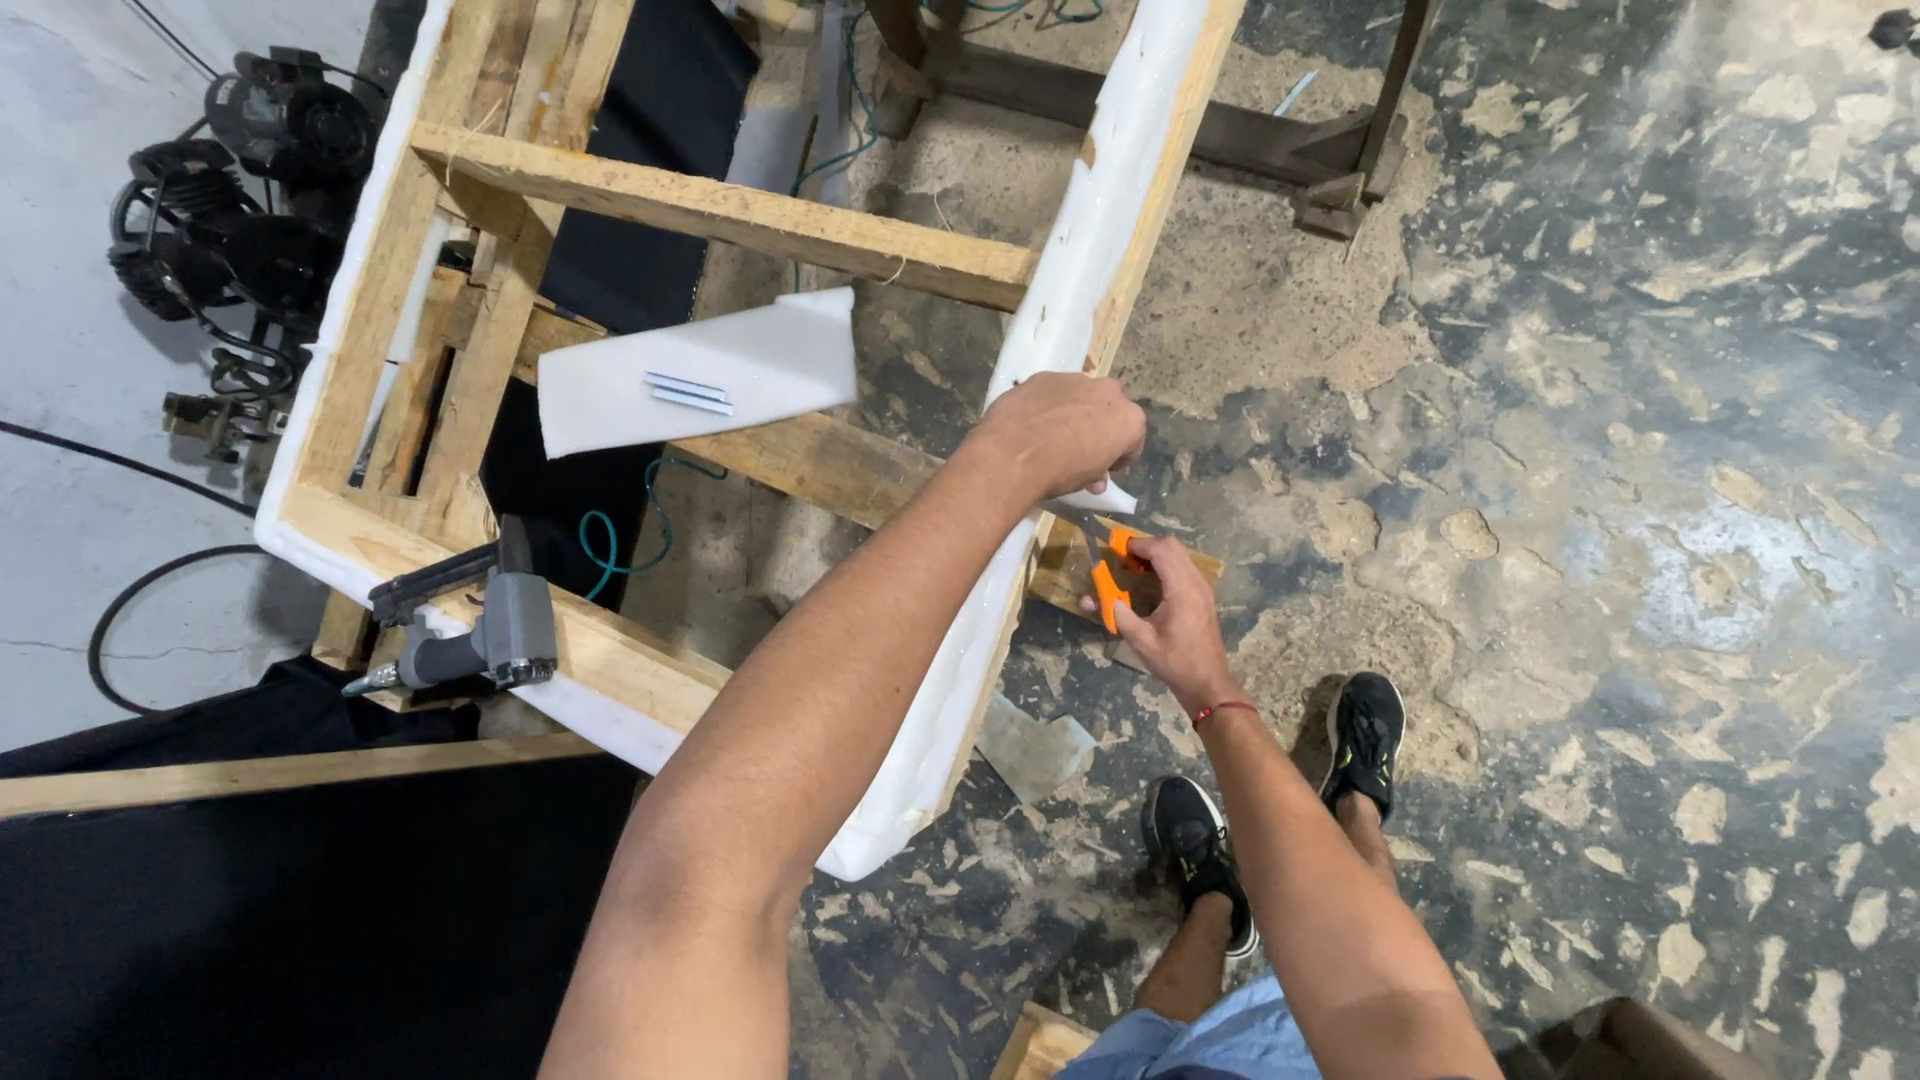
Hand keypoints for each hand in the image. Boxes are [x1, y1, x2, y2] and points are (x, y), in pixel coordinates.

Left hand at [962, 373, 1145, 500]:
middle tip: (1080, 449)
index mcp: (1129, 419)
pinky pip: (1052, 392)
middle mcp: (1108, 391)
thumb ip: (1096, 473)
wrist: (1013, 453)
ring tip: (1052, 434)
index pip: (1132, 440)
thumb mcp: (1085, 480)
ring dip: (1073, 411)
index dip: (1118, 457)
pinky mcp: (1043, 376)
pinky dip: (1047, 404)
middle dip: (1099, 426)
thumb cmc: (1060, 471)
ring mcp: (1075, 379)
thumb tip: (1096, 479)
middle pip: (1109, 410)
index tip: (1103, 469)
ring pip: (1081, 395)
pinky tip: (1031, 423)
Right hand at [1096, 535, 1241, 715]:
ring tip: (1133, 568)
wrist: (1207, 682)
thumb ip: (1116, 614)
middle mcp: (1196, 582)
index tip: (1115, 550)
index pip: (1161, 550)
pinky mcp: (1203, 594)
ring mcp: (1203, 587)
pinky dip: (1165, 563)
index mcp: (1182, 590)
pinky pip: (1184, 565)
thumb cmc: (1174, 662)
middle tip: (1123, 558)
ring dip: (1156, 553)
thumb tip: (1091, 597)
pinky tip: (1150, 581)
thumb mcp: (1140, 640)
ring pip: (1180, 553)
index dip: (1137, 544)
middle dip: (1145, 545)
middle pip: (1172, 545)